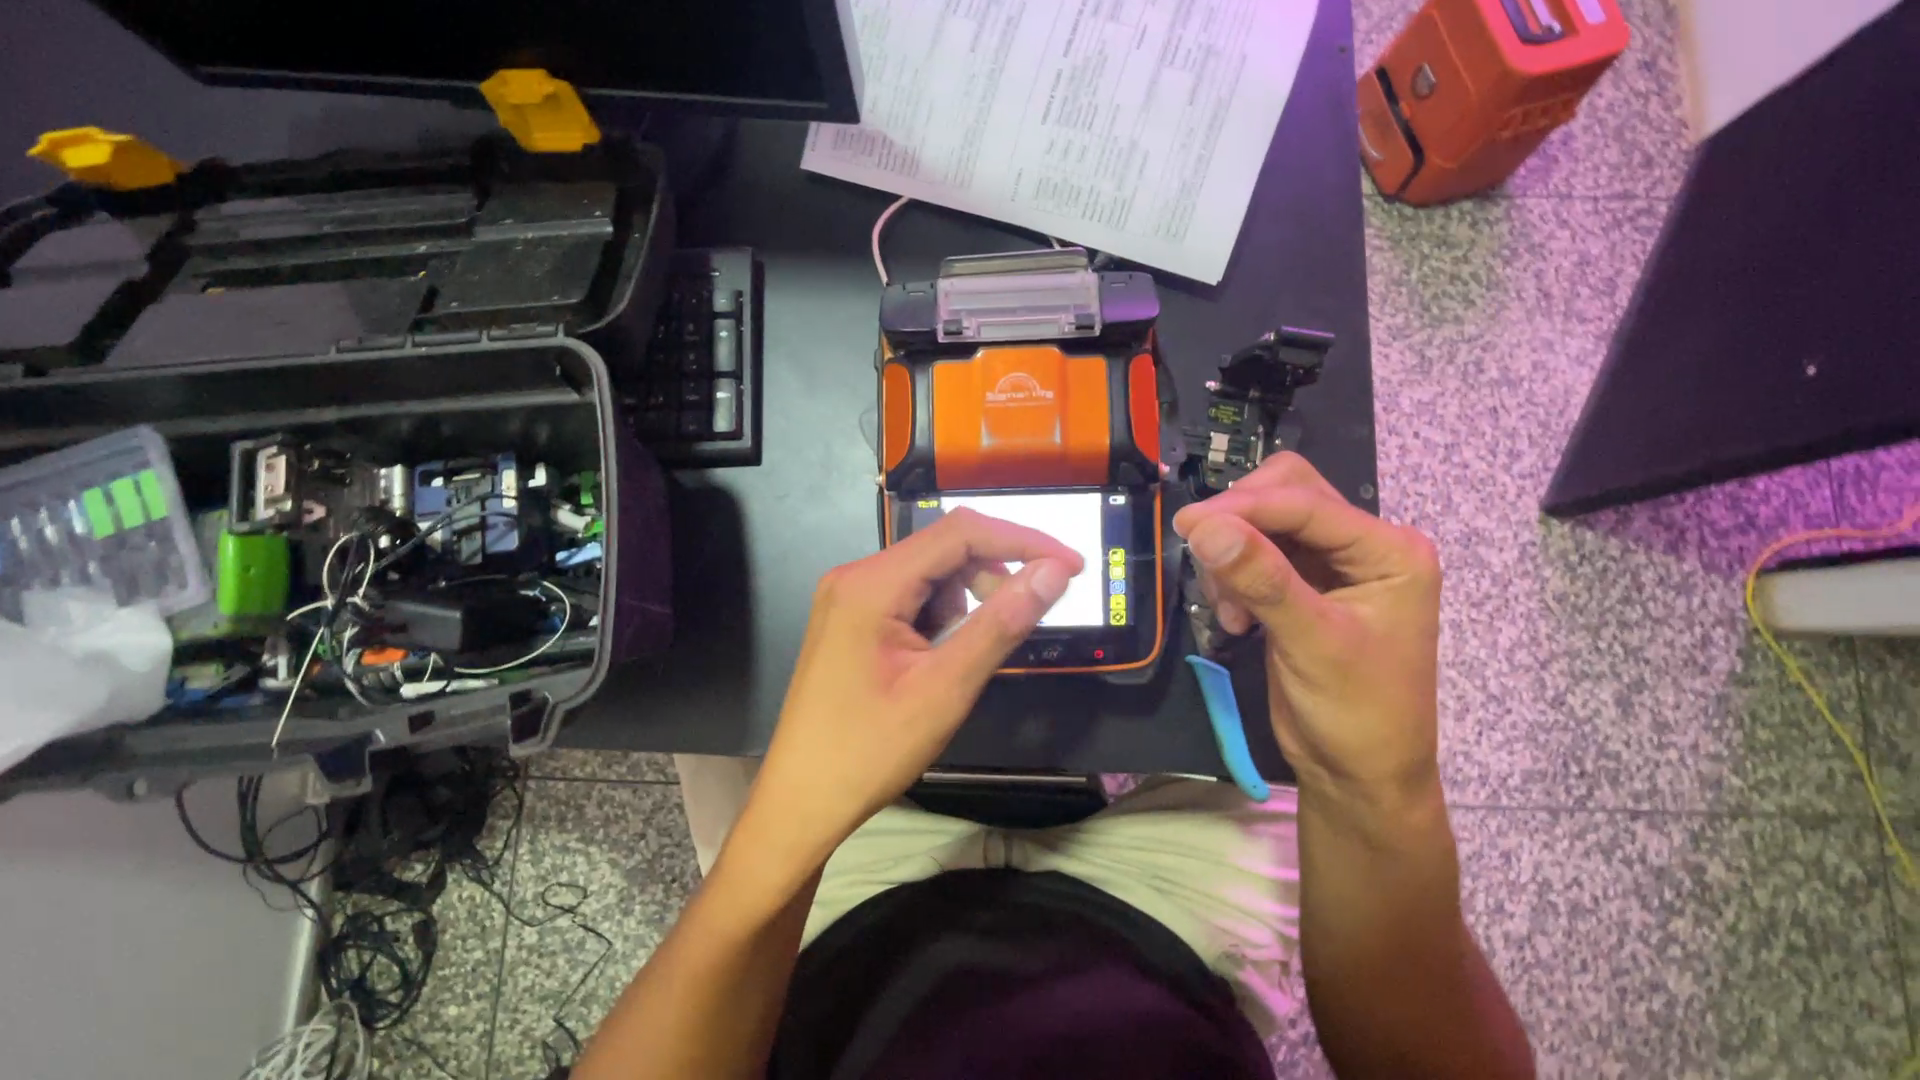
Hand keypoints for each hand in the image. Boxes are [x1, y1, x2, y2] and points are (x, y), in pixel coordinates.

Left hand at [745, 509, 1082, 863]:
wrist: (803, 800)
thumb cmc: (871, 749)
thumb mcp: (946, 687)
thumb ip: (1000, 623)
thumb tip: (1054, 572)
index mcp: (872, 584)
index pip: (960, 532)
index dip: (1023, 541)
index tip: (1072, 567)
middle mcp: (855, 577)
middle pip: (943, 549)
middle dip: (994, 574)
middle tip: (1027, 617)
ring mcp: (848, 599)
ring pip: (930, 575)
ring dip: (968, 601)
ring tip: (973, 655)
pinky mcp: (851, 622)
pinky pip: (910, 600)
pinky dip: (942, 618)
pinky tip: (945, 659)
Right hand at [1172, 453, 1441, 807]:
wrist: (1359, 776)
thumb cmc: (1357, 715)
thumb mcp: (1313, 644)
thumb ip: (1262, 580)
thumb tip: (1204, 525)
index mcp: (1390, 551)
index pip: (1308, 503)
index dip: (1246, 507)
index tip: (1188, 524)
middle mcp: (1364, 547)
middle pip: (1288, 496)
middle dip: (1241, 523)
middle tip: (1207, 559)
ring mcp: (1332, 567)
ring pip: (1265, 523)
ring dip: (1233, 555)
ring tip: (1229, 610)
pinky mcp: (1303, 588)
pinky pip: (1256, 555)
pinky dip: (1234, 576)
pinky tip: (1233, 618)